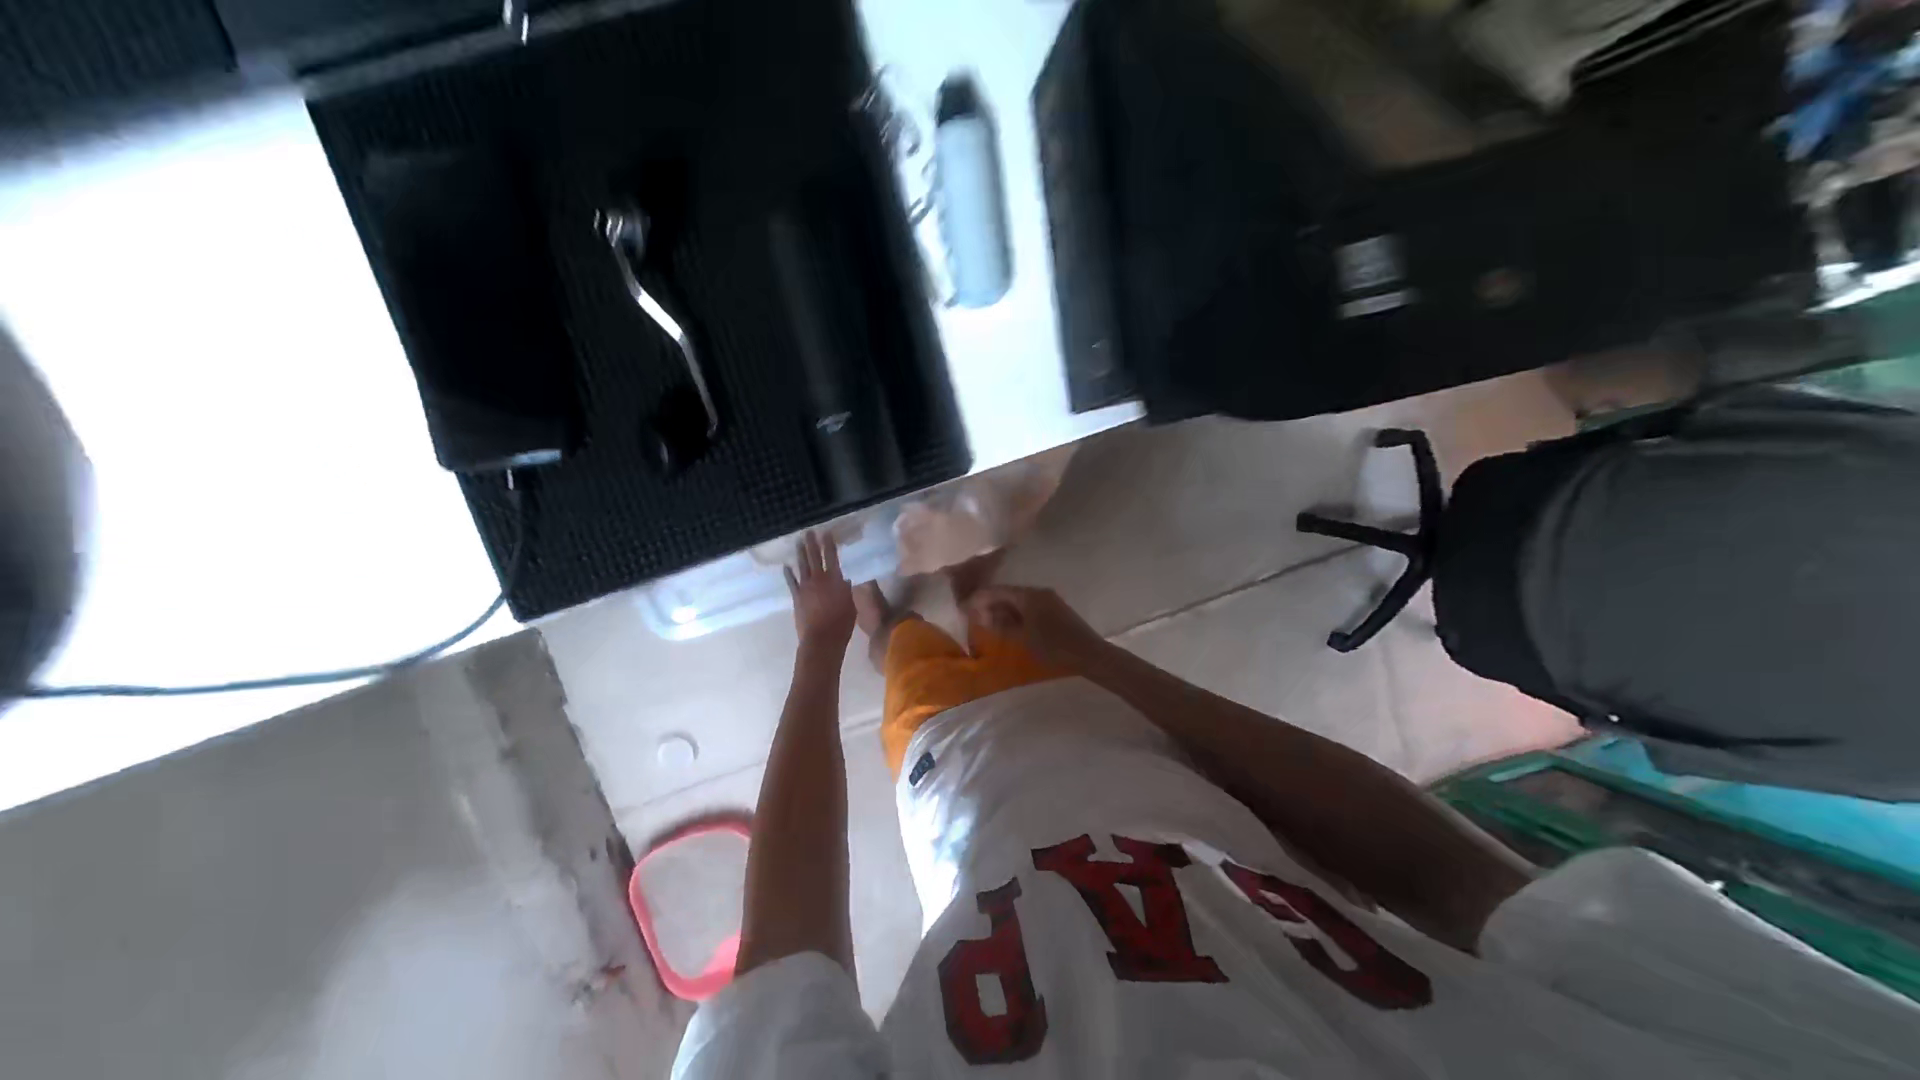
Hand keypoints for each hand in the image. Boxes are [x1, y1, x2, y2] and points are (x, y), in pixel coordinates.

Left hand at [784, 531, 855, 653]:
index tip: (826, 532)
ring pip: (802, 566)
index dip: (829, 544)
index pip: (831, 556)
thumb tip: (843, 581)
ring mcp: (805, 587)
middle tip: (809, 532)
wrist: (822, 639)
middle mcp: (818, 579)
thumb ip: (846, 591)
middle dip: (812, 543)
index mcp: (834, 579)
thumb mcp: (851, 605)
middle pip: (814, 557)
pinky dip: (789, 573)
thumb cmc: (842, 623)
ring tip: (799, 542)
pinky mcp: (797, 597)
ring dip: (800, 553)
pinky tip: (786, 566)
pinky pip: (792, 582)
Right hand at [964, 585, 1104, 667]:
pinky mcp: (1057, 609)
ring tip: (991, 623)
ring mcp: (1050, 599)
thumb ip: (1002, 625)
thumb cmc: (1054, 646)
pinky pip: (1030, 606)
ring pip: (1020, 600)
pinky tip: (1012, 625)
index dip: (980, 598)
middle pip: (1009, 593)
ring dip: (1005, 609)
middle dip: (991, 604)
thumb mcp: (1023, 638)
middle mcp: (1039, 592)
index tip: (966, 607)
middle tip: (976, 617)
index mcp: (1029, 595)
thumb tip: (984, 617)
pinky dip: (1018, 613)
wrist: (1089, 654)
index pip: (998, 591)